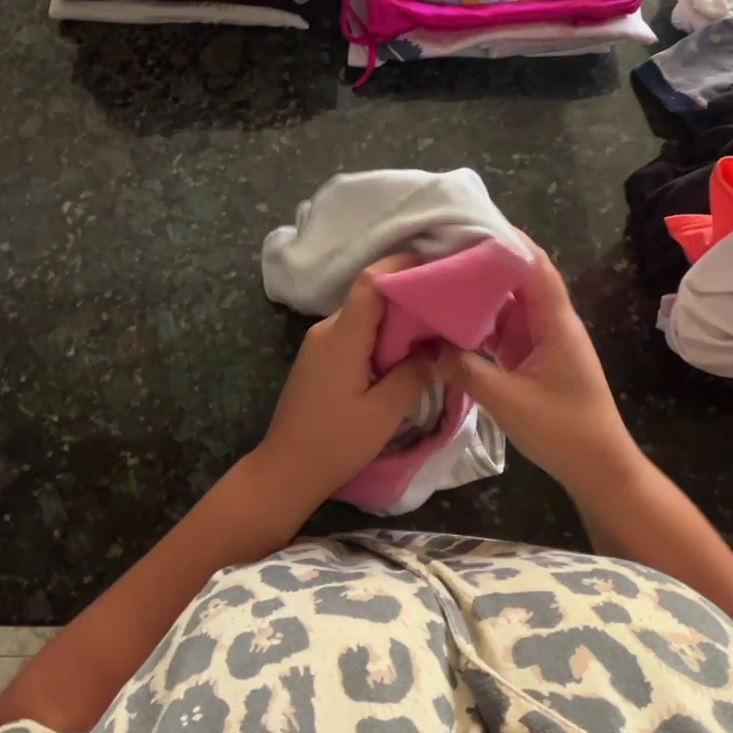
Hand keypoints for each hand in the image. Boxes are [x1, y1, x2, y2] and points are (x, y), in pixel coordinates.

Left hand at [253, 254, 435, 503]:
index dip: (399, 266)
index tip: (434, 263)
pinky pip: (353, 334)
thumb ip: (414, 375)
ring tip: (433, 328)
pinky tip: (403, 352)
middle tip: (446, 302)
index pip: (369, 283)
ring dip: (394, 320)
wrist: (287, 469)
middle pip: (368, 298)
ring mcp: (319, 345)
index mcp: (341, 337)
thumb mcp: (384, 413)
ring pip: (362, 317)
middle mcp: (326, 331)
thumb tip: (438, 350)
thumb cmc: (335, 442)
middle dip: (406, 296)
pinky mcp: (319, 359)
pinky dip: (379, 337)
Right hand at [436, 231, 639, 485]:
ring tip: (437, 276)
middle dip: (483, 262)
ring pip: (505, 305)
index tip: (473, 222)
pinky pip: (500, 330)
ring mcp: (540, 342)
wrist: (599, 471)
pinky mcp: (530, 360)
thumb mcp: (508, 401)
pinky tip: (447, 317)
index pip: (535, 267)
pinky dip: (476, 322)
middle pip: (516, 280)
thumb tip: (426, 346)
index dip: (508, 241)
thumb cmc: (564, 431)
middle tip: (442, 248)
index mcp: (556, 324)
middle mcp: (549, 324)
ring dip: (476, 293)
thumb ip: (464, 370)